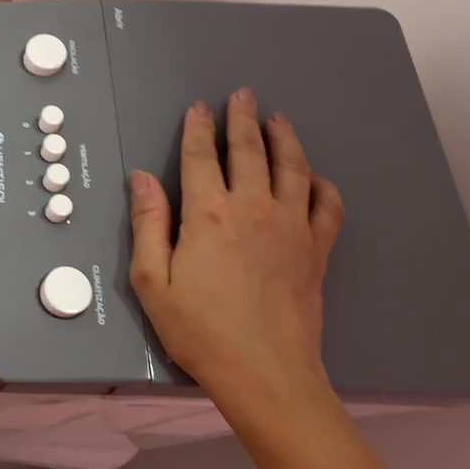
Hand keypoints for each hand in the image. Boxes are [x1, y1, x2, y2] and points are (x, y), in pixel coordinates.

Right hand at [128, 88, 344, 422]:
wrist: (265, 372)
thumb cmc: (199, 330)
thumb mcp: (151, 280)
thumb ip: (147, 224)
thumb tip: (142, 179)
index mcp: (208, 213)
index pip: (200, 156)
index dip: (198, 128)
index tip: (199, 108)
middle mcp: (253, 208)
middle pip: (249, 150)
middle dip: (243, 119)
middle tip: (243, 95)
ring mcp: (292, 227)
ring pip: (292, 167)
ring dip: (284, 138)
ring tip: (278, 119)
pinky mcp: (317, 249)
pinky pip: (327, 205)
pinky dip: (322, 184)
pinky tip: (314, 177)